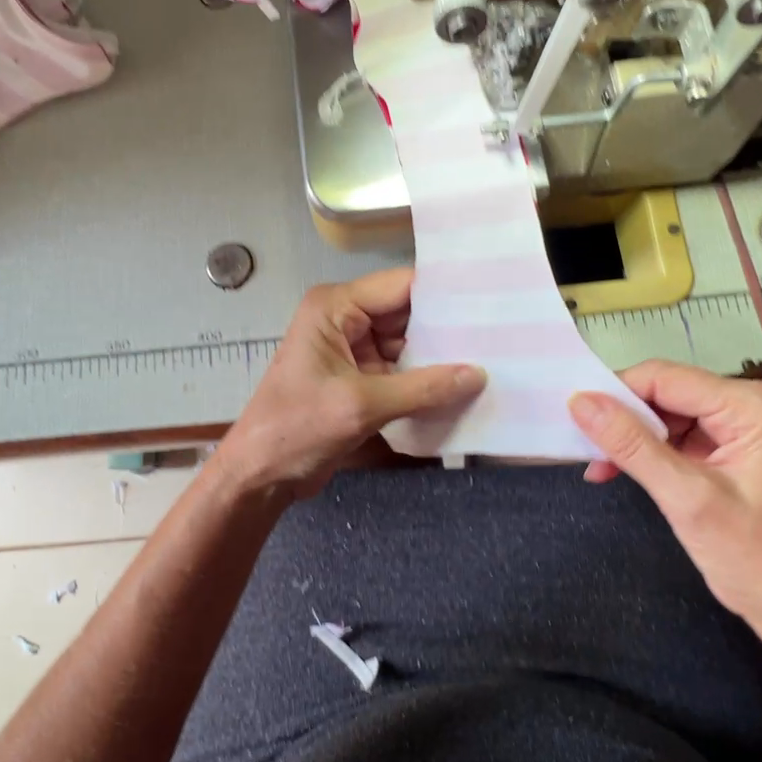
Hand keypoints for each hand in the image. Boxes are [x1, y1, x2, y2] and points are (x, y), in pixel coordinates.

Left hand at [216, 268, 485, 498]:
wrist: (259, 475)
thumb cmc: (297, 427)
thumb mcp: (361, 405)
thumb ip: (423, 388)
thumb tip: (479, 375)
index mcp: (336, 306)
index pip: (401, 286)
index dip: (444, 292)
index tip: (492, 298)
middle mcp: (345, 318)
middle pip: (408, 313)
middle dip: (448, 325)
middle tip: (502, 331)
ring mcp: (353, 349)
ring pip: (409, 342)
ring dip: (442, 354)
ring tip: (495, 356)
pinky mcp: (360, 378)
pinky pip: (402, 369)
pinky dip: (427, 378)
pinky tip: (466, 385)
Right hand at [569, 361, 761, 647]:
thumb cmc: (755, 559)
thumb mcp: (687, 499)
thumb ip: (631, 445)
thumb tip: (579, 401)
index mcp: (751, 405)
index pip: (664, 378)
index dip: (616, 393)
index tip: (572, 415)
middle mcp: (747, 405)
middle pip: (663, 393)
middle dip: (621, 419)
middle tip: (581, 446)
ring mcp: (737, 428)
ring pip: (662, 414)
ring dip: (628, 438)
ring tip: (597, 467)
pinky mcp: (726, 450)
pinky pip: (673, 437)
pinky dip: (643, 453)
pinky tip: (615, 470)